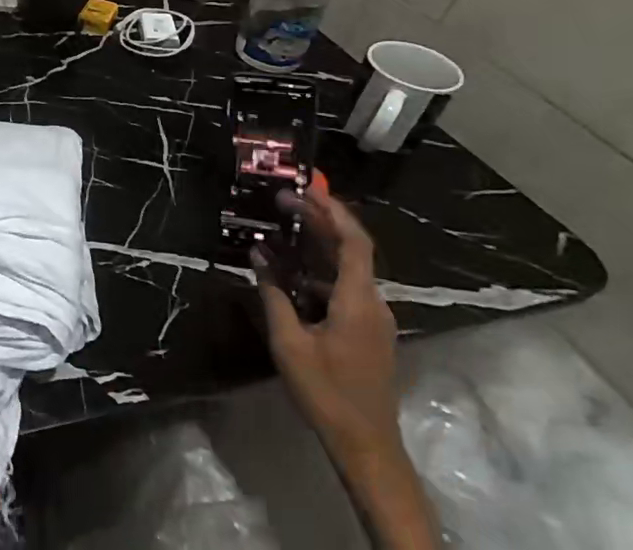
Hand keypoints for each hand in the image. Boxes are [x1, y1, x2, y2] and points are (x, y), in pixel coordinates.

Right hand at [250, 173, 399, 464]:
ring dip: (319, 247)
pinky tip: (295, 275)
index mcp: (358, 299)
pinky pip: (347, 288)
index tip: (307, 189)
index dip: (332, 210)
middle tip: (284, 202)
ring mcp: (375, 317)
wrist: (366, 444)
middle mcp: (373, 301)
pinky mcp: (370, 330)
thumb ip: (273, 295)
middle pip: (351, 249)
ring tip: (285, 230)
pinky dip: (322, 273)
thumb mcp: (290, 344)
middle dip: (319, 221)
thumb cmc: (325, 392)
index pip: (353, 240)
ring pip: (348, 269)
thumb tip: (258, 255)